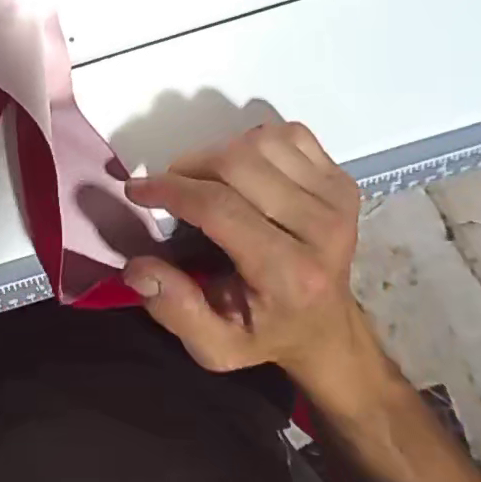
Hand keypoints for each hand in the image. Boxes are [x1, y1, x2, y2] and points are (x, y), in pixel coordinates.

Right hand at [121, 122, 372, 389]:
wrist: (328, 330)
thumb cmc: (263, 334)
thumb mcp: (213, 346)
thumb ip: (174, 310)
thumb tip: (136, 267)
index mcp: (288, 273)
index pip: (219, 207)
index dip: (169, 189)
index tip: (136, 189)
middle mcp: (321, 230)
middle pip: (237, 164)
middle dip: (188, 166)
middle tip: (169, 186)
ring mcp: (337, 200)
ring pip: (260, 142)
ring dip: (219, 152)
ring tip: (204, 179)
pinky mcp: (343, 182)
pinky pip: (289, 135)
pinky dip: (256, 142)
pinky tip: (244, 170)